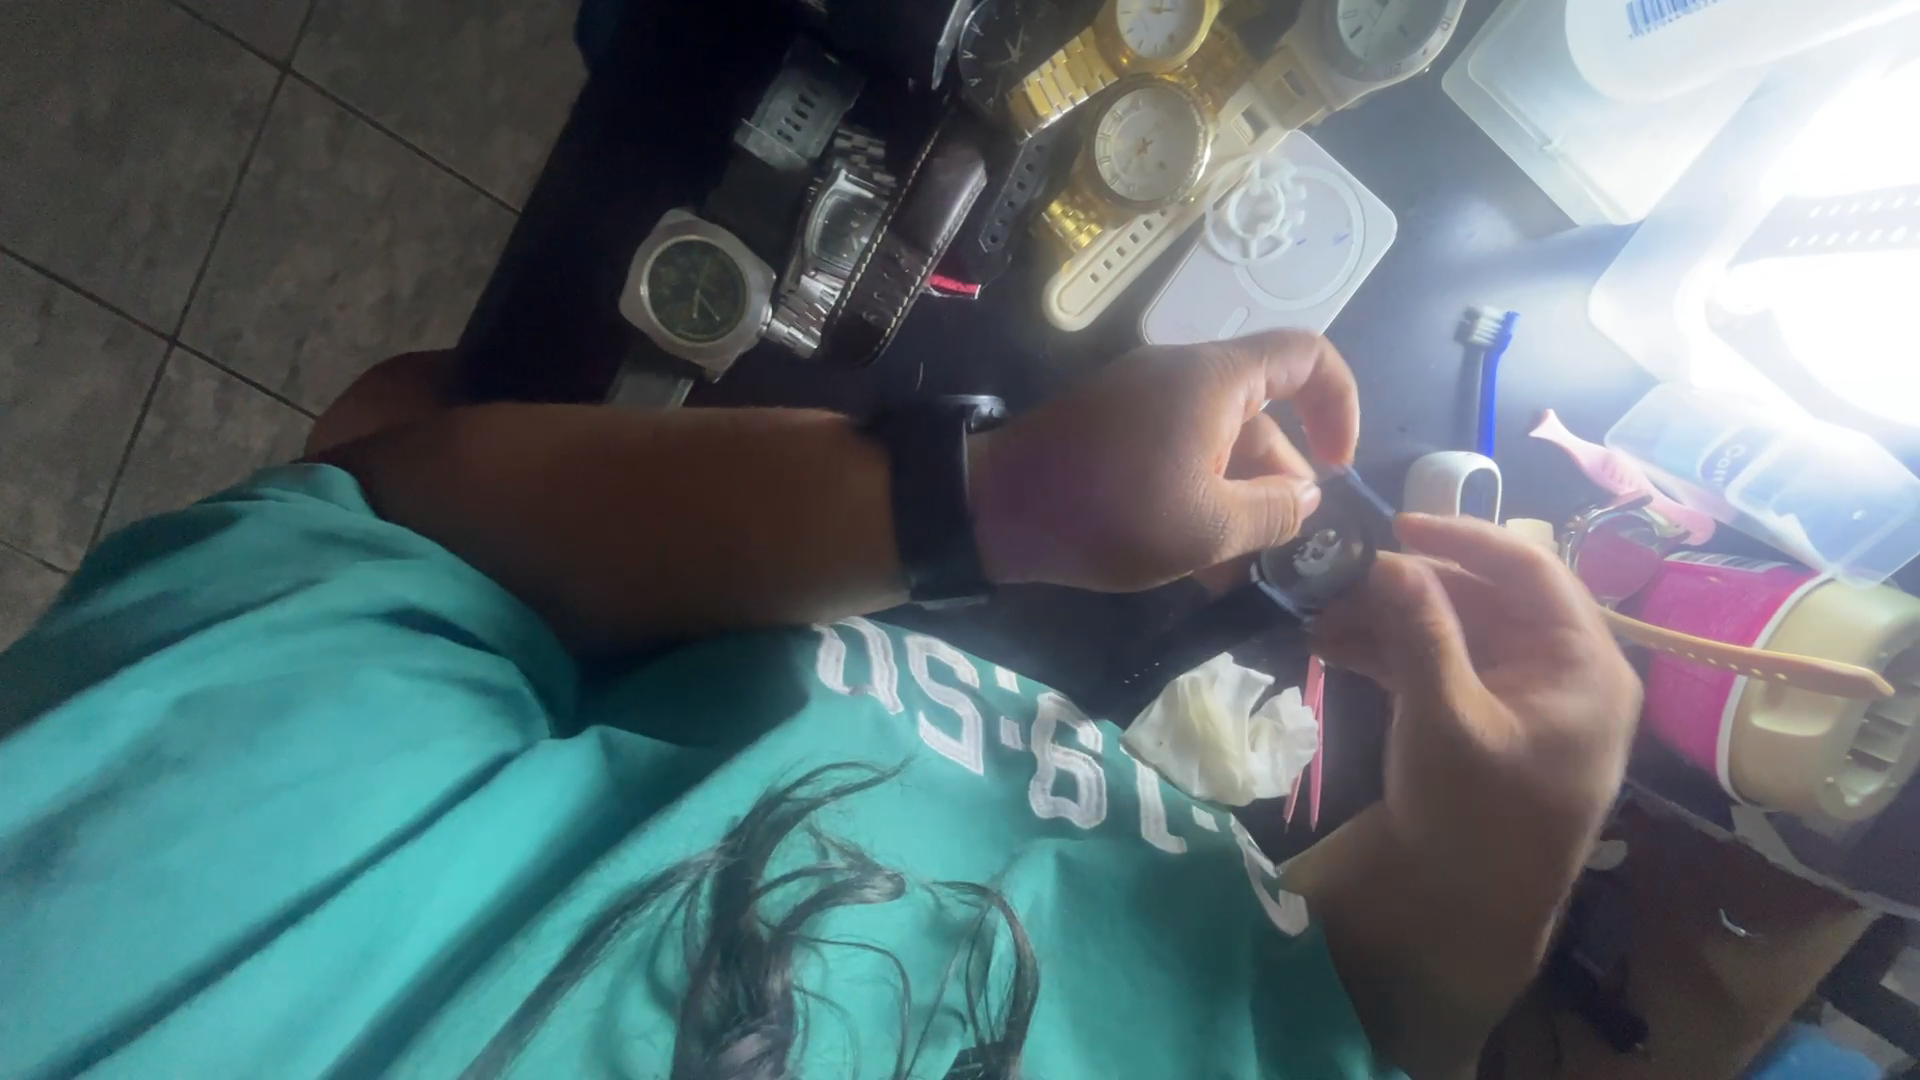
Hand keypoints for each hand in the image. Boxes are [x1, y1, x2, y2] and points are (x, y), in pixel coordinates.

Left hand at [967, 330, 1357, 592]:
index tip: (1339, 467)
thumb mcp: (1206, 527)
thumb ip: (1274, 511)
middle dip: (1276, 486)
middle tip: (1277, 553)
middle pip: (1258, 420)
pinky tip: (1193, 558)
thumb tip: (1306, 495)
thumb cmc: (1108, 512)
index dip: (1340, 405)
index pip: (1308, 357)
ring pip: (1212, 449)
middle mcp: (1180, 377)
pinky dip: (1191, 498)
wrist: (993, 509)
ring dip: (1232, 505)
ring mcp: (1139, 403)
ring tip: (1234, 573)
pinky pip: (1171, 456)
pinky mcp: (1109, 431)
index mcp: (1214, 379)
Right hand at [1315, 514, 1641, 907]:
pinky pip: (1428, 659)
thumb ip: (1420, 631)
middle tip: (1332, 582)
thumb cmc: (1474, 812)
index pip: (1528, 568)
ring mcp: (1509, 688)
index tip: (1390, 525)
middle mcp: (1551, 665)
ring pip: (1443, 626)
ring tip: (1315, 620)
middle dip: (1399, 588)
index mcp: (1579, 662)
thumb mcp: (1444, 717)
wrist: (1464, 903)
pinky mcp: (1472, 708)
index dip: (1461, 537)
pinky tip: (1328, 647)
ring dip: (1380, 619)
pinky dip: (1381, 650)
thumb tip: (1386, 558)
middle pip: (1475, 596)